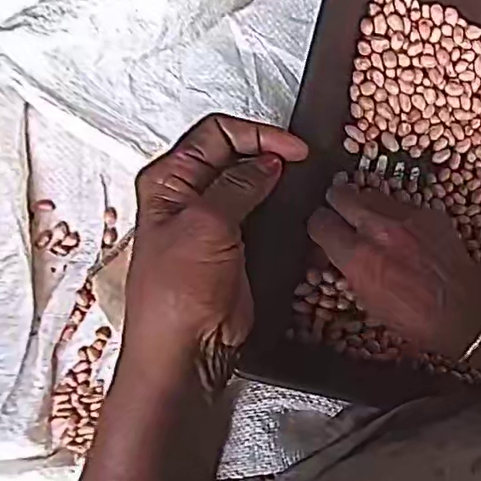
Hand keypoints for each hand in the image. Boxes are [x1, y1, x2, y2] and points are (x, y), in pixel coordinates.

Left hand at [124, 114, 307, 387]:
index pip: (217, 135)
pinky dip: (285, 211)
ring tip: (309, 187)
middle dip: (272, 153)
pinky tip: (302, 214)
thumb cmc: (179, 290)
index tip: (296, 151)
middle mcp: (192, 195)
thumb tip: (268, 161)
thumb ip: (239, 186)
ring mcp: (218, 222)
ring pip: (254, 186)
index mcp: (171, 180)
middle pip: (237, 155)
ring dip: (281, 183)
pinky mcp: (239, 247)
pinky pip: (265, 217)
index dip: (259, 136)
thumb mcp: (206, 224)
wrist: (188, 344)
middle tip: (307, 163)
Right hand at [307, 183, 480, 358]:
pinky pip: (404, 203)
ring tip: (372, 223)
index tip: (323, 232)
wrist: (466, 312)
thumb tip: (338, 254)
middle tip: (341, 214)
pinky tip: (404, 232)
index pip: (320, 223)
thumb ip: (350, 270)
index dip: (320, 228)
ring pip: (373, 193)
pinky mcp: (431, 214)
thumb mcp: (371, 302)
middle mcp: (379, 230)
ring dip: (367, 205)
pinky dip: (399, 214)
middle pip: (342, 194)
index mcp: (358, 257)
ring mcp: (408, 217)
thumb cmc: (419, 318)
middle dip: (337, 204)